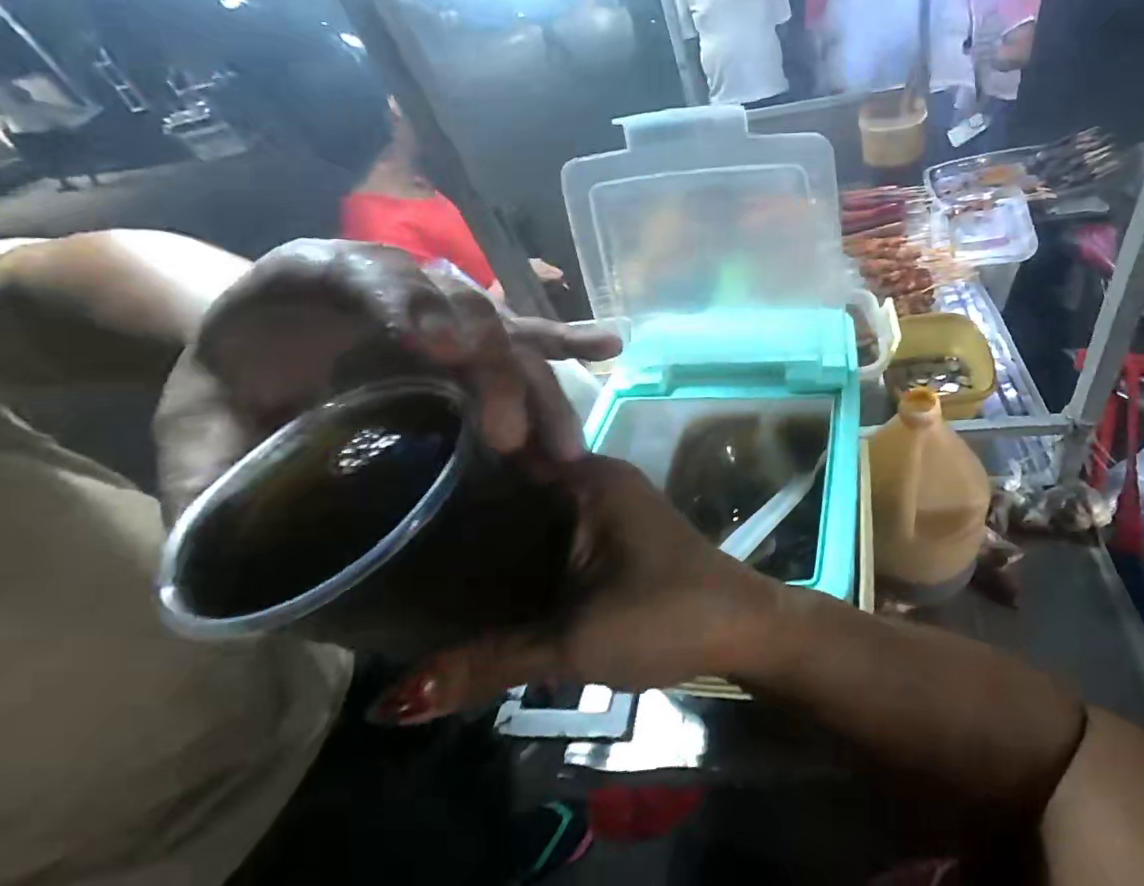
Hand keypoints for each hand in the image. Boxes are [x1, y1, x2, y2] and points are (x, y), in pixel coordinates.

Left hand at [153, 239, 620, 520]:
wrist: (247, 345)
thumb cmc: (223, 383)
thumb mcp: (193, 427)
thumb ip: (201, 475)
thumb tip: (223, 554)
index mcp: (309, 278)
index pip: (368, 275)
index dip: (408, 303)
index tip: (441, 353)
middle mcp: (391, 279)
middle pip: (459, 306)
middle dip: (490, 367)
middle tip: (510, 436)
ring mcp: (435, 303)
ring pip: (500, 329)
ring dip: (536, 382)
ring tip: (560, 444)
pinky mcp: (463, 331)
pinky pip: (523, 331)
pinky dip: (566, 340)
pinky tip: (611, 346)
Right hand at [366, 456, 784, 724]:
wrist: (747, 632)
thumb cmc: (666, 618)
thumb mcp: (573, 643)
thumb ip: (488, 663)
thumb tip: (396, 699)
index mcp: (587, 477)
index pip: (509, 445)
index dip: (456, 454)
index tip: (398, 468)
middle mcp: (596, 477)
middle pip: (517, 475)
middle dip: (464, 495)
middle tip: (396, 516)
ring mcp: (609, 504)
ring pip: (536, 502)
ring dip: (494, 519)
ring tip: (421, 539)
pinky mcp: (616, 533)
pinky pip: (554, 524)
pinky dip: (521, 538)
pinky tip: (483, 565)